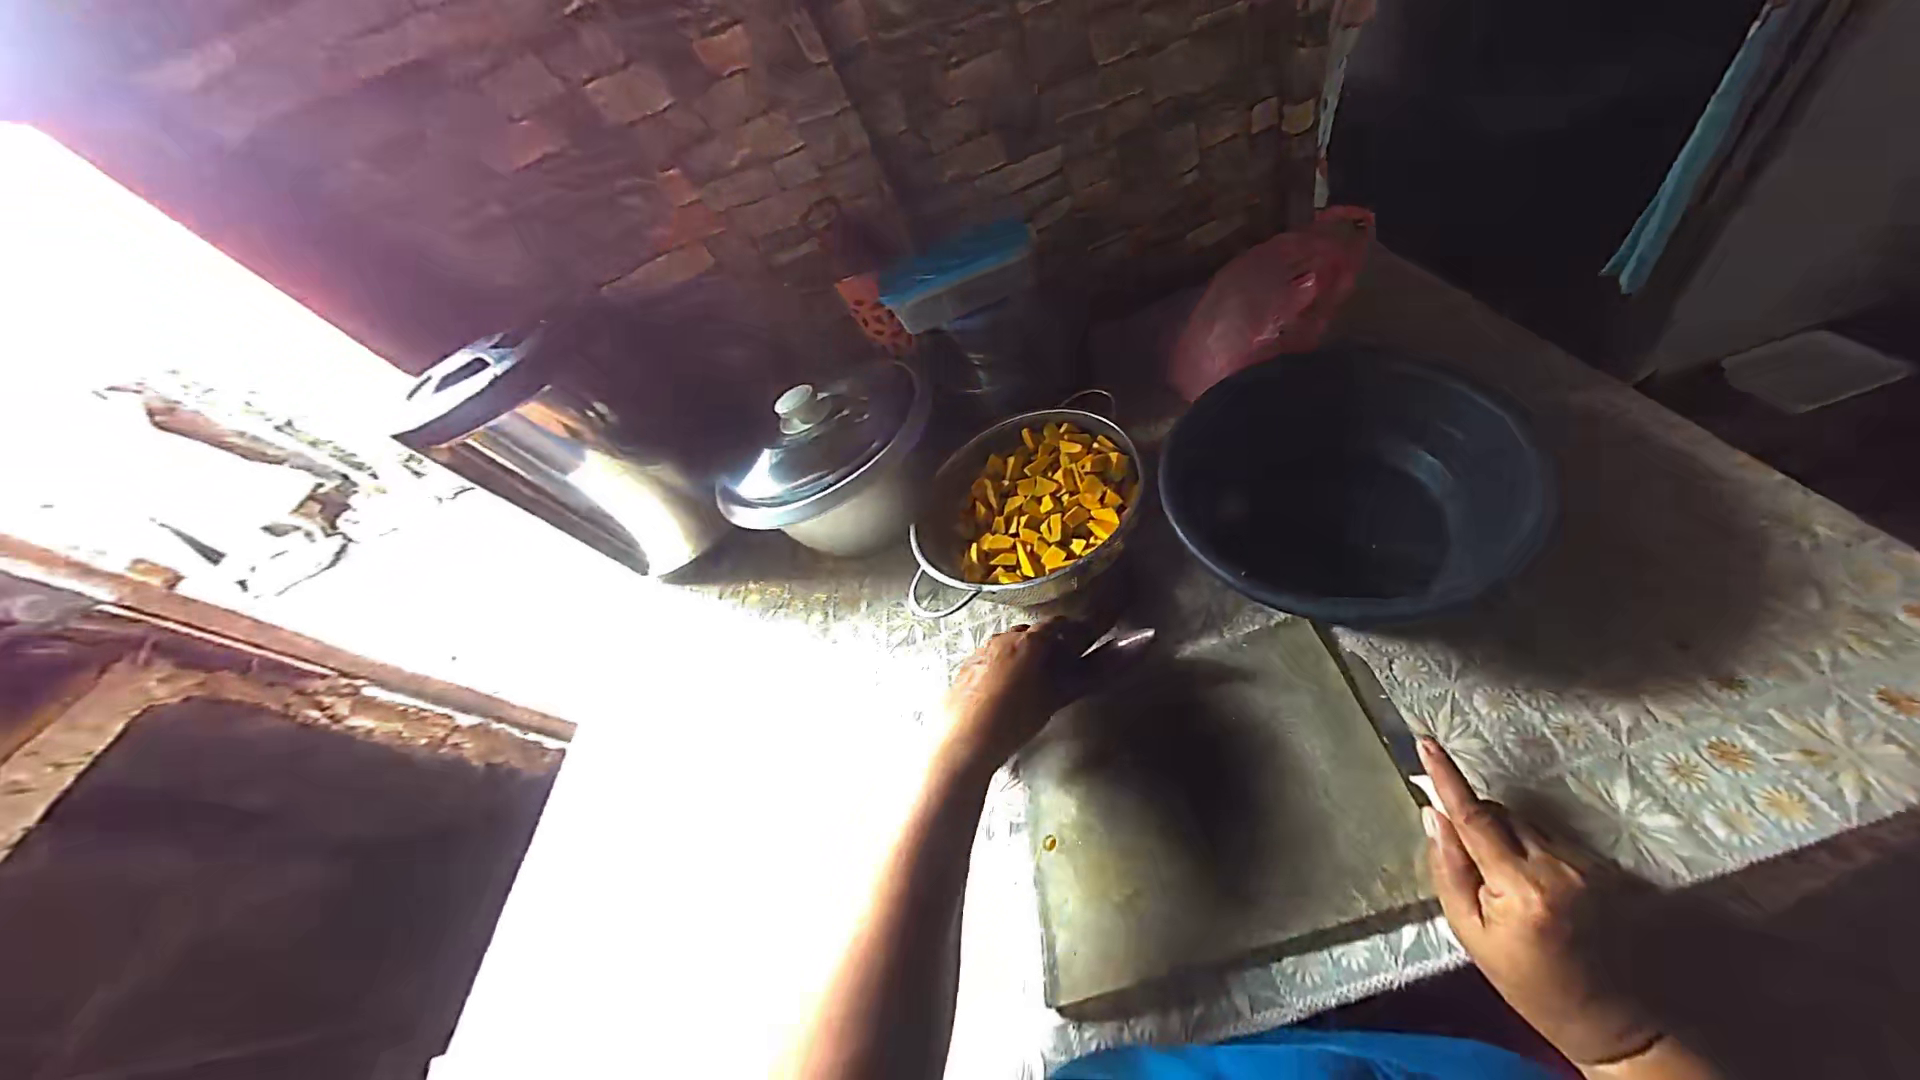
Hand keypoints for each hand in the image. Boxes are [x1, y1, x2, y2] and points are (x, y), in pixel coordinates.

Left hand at [937, 618, 1112, 777]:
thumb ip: (1086, 675)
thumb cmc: (1014, 719)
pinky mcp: (963, 668)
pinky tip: (1001, 689)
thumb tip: (1128, 652)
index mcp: (1027, 642)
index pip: (1055, 625)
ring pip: (1006, 645)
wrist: (964, 740)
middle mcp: (1001, 640)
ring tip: (1028, 679)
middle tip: (1055, 664)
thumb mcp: (1053, 699)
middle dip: (1043, 643)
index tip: (1079, 639)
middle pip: (1028, 633)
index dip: (1070, 630)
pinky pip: (988, 659)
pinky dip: (999, 667)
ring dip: (1019, 654)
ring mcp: (979, 652)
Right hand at [1420, 738, 1664, 1066]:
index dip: (1446, 777)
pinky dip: (1531, 848)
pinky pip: (1552, 839)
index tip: (1427, 744)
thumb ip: (1447, 868)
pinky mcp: (1609, 873)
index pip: (1474, 817)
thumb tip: (1433, 813)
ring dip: (1505, 835)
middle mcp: (1561, 869)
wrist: (1618, 1026)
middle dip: (1475, 819)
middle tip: (1467, 856)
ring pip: (1526, 824)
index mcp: (1521, 887)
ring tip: (1505, 880)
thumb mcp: (1469, 932)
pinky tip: (1534, 885)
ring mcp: (1591, 870)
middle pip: (1501, 814)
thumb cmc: (1529, 982)